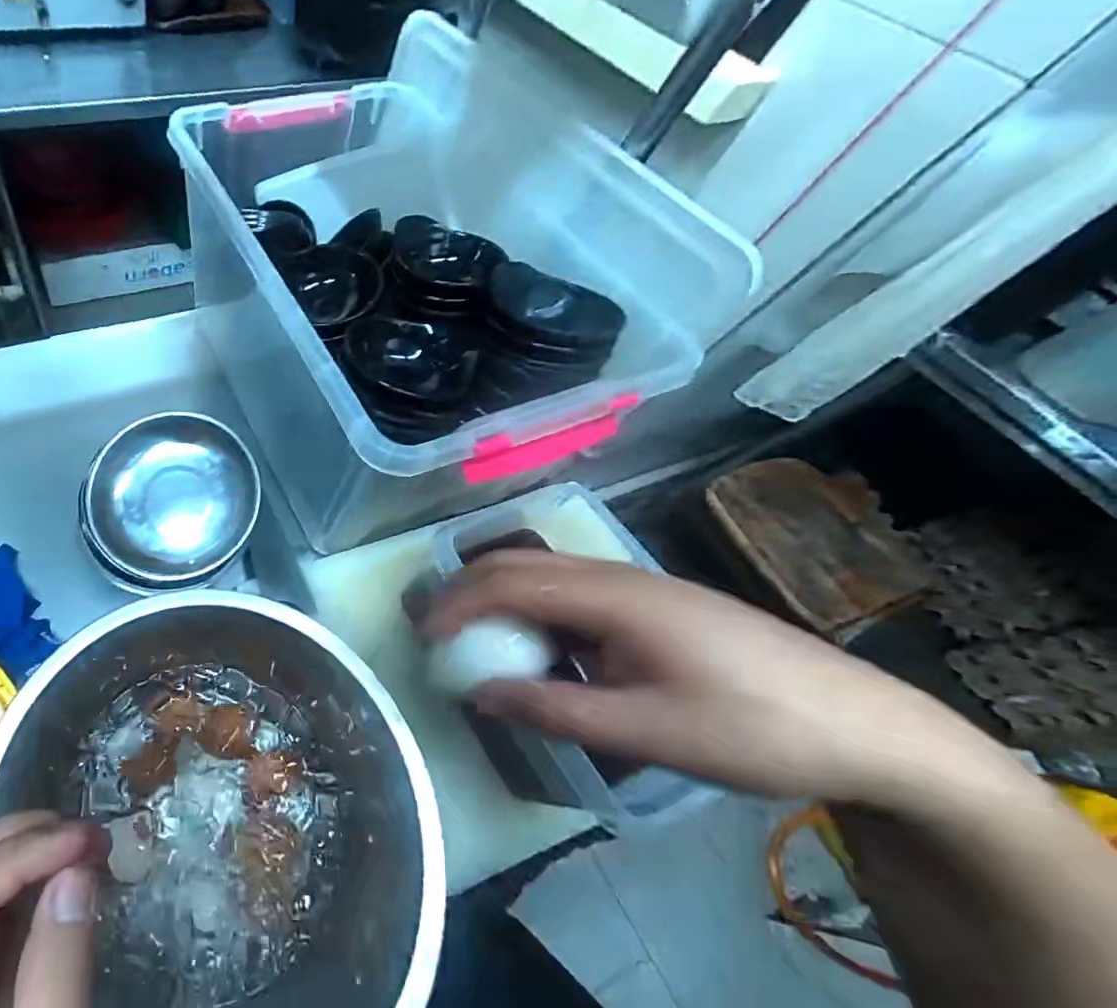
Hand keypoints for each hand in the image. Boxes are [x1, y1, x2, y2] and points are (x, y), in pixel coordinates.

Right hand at [422, 550, 1020, 811]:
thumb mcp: (649, 733)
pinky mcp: (656, 603)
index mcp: (614, 597)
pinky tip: (540, 645)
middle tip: (432, 628)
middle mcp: (620, 576)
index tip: (423, 638)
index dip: (457, 606)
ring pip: (546, 573)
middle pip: (520, 564)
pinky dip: (534, 609)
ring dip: (498, 597)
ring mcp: (641, 585)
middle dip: (465, 590)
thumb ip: (555, 710)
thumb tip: (478, 694)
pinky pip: (573, 592)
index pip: (509, 583)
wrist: (875, 731)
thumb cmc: (757, 730)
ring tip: (470, 634)